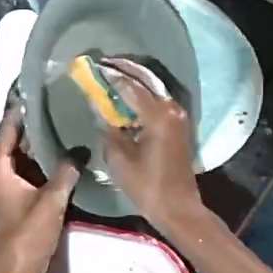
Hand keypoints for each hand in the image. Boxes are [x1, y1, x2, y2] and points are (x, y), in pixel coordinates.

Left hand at [0, 106, 80, 272]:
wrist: (17, 272)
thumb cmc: (27, 233)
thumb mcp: (51, 200)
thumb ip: (66, 172)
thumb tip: (81, 149)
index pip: (10, 127)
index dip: (22, 108)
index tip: (39, 88)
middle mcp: (0, 171)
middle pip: (19, 140)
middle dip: (38, 124)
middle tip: (62, 102)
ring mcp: (10, 184)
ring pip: (28, 155)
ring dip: (45, 144)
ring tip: (69, 122)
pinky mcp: (21, 196)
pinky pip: (34, 169)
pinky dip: (47, 161)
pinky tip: (68, 153)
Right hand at [99, 67, 202, 226]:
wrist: (178, 207)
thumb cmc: (147, 185)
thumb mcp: (119, 158)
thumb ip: (109, 128)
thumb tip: (100, 109)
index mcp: (157, 115)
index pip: (129, 87)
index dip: (110, 76)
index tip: (93, 67)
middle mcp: (171, 109)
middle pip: (144, 82)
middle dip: (124, 72)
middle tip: (103, 64)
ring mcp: (178, 116)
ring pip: (153, 90)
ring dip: (134, 83)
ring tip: (112, 77)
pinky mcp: (178, 125)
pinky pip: (158, 102)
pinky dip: (142, 96)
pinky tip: (126, 99)